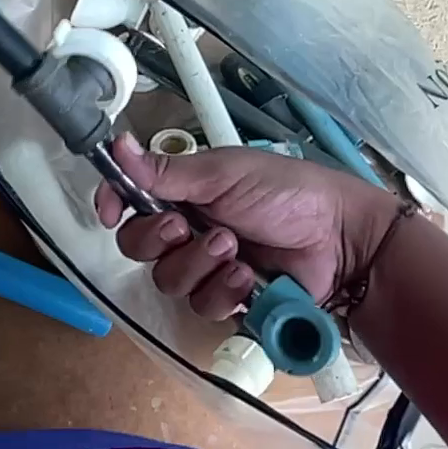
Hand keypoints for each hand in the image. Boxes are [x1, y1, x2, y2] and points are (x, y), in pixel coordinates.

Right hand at [93, 134, 400, 318]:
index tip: (108, 212)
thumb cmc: (284, 190)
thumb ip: (165, 170)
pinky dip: (224, 291)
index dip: (111, 204)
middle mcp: (187, 229)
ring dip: (198, 264)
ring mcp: (206, 266)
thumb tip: (115, 143)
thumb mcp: (223, 174)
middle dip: (159, 239)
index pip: (128, 199)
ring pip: (168, 279)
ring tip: (234, 249)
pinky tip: (249, 278)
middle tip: (187, 227)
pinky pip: (202, 306)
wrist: (339, 237)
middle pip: (138, 245)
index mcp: (182, 192)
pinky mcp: (227, 299)